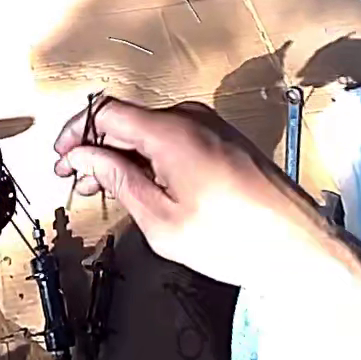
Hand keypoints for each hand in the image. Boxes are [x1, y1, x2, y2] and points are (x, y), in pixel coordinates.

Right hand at [52, 99, 333, 288]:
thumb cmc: (232, 239)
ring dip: (121, 152)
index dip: (75, 132)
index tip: (60, 159)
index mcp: (169, 131)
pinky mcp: (219, 135)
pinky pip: (169, 134)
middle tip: (76, 178)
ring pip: (146, 127)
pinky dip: (146, 153)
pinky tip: (141, 181)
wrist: (300, 246)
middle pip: (125, 118)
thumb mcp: (161, 219)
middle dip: (95, 146)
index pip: (104, 112)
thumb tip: (82, 156)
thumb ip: (116, 179)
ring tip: (104, 186)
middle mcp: (187, 116)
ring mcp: (206, 123)